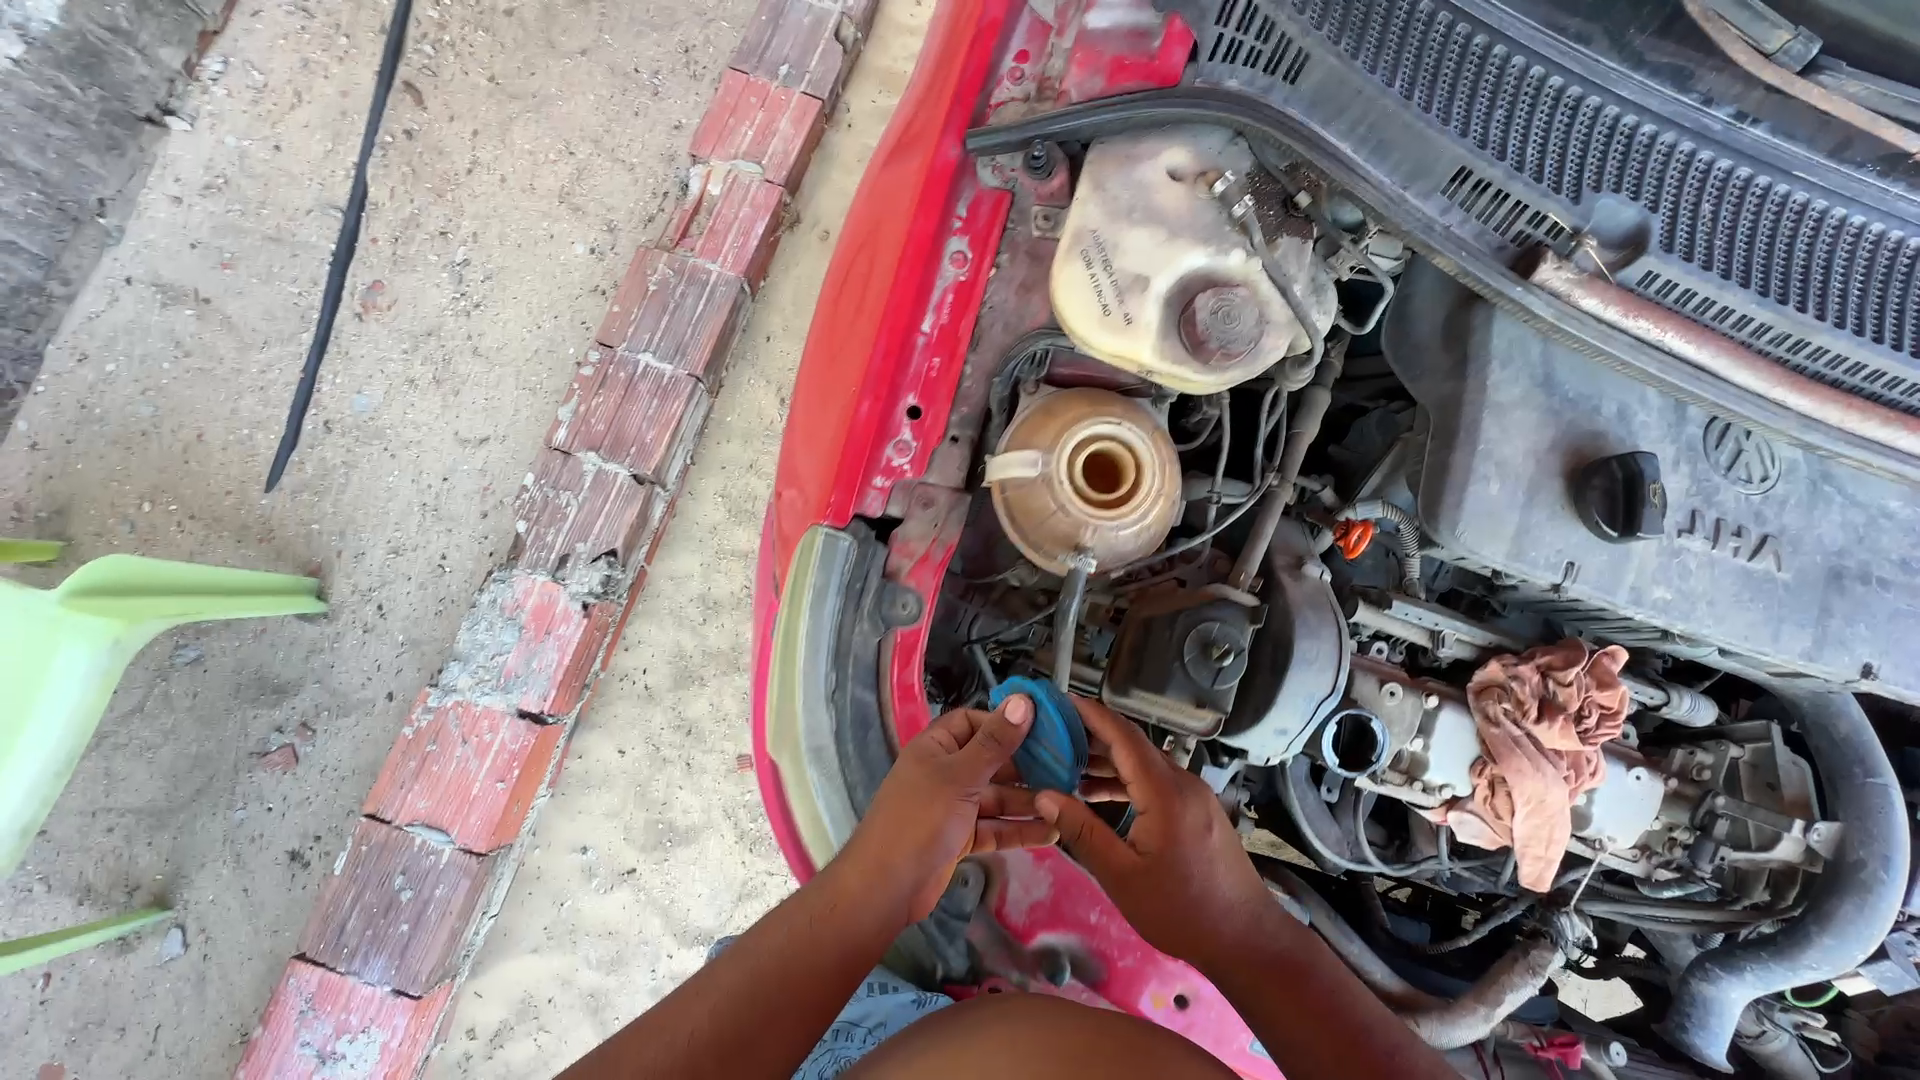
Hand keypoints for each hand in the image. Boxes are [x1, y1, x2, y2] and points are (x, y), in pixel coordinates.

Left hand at [837, 694, 1058, 923]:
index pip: (971, 722)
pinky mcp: (960, 839)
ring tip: (1066, 802)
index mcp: (935, 748)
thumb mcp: (961, 776)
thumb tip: (1023, 701)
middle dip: (1025, 766)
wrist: (886, 887)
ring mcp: (952, 808)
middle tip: (1066, 769)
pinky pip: (995, 828)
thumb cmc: (920, 820)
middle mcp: (944, 773)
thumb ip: (995, 742)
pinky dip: (1019, 830)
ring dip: (1028, 801)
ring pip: (996, 798)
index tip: (1041, 729)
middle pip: (990, 761)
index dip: (1002, 724)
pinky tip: (1052, 833)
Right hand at [1035, 698, 1280, 972]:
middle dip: (1092, 737)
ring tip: (1066, 767)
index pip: (1123, 736)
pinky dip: (1127, 781)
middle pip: (1133, 746)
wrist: (1247, 940)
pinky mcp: (1199, 811)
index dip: (1090, 714)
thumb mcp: (1122, 875)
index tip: (1059, 701)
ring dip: (1108, 762)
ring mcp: (1195, 796)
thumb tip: (1043, 797)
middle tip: (1051, 735)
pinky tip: (1099, 796)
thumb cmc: (1181, 910)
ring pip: (1145, 765)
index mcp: (1164, 791)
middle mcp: (1183, 782)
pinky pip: (1157, 782)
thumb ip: (1082, 831)